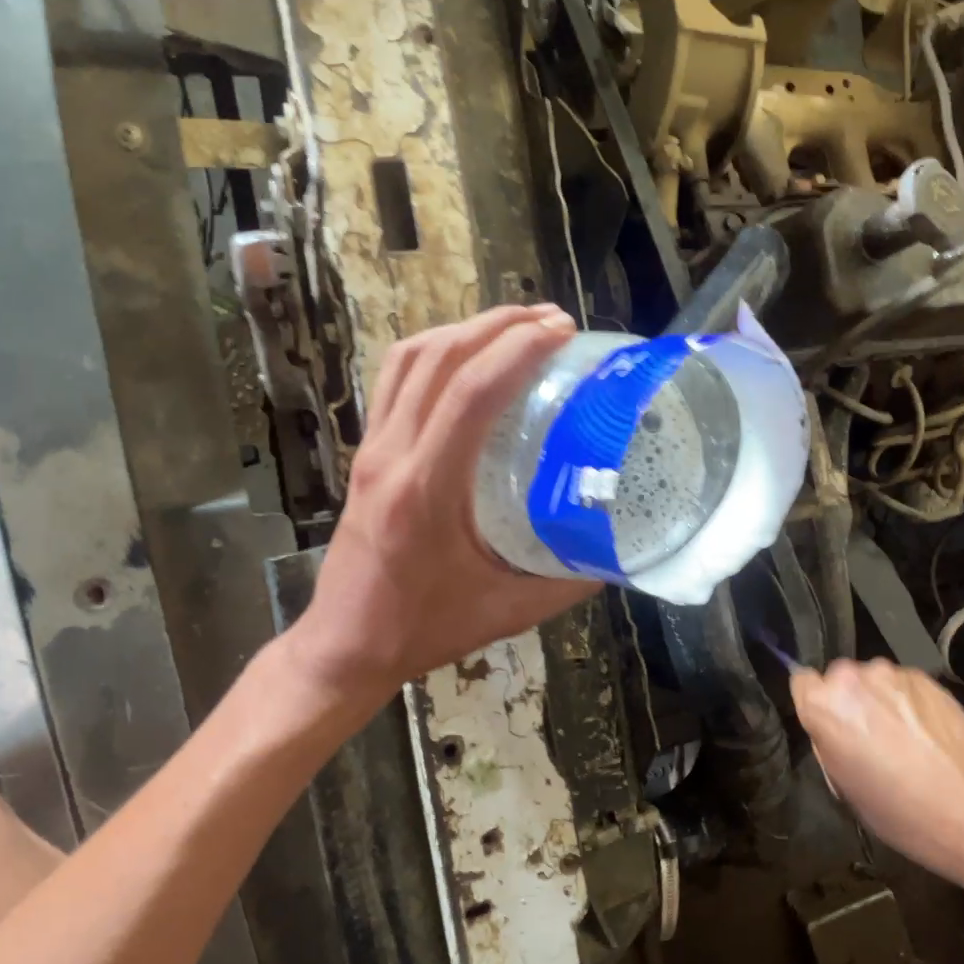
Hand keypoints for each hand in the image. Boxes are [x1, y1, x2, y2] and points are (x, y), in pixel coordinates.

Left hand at [291, 305, 601, 710]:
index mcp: (426, 490)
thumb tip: (619, 553)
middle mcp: (392, 456)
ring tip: (513, 326)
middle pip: (438, 359)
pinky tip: (467, 359)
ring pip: (409, 360)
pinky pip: (395, 382)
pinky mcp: (365, 455)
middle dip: (498, 325)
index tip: (562, 332)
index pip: (470, 393)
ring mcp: (371, 451)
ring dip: (463, 330)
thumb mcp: (507, 611)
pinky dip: (434, 353)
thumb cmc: (424, 630)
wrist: (344, 644)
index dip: (518, 349)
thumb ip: (568, 581)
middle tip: (551, 319)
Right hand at [791, 660, 963, 877]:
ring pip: (873, 678)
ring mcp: (891, 674)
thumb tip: (833, 724)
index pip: (801, 681)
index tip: (830, 724)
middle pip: (838, 678)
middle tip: (868, 734)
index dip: (814, 703)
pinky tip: (926, 730)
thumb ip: (828, 739)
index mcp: (822, 705)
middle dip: (849, 699)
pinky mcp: (925, 676)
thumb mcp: (842, 782)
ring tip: (902, 734)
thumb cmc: (896, 808)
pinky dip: (908, 699)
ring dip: (879, 697)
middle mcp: (851, 678)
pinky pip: (903, 683)